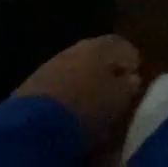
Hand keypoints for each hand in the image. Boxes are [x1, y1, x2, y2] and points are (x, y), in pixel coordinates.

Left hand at [13, 35, 142, 141]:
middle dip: (107, 70)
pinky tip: (70, 106)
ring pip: (77, 68)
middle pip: (98, 55)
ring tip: (91, 100)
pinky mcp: (33, 82)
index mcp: (101, 44)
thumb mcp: (118, 99)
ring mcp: (53, 62)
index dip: (131, 61)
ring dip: (86, 81)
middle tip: (114, 89)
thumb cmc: (87, 105)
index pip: (123, 45)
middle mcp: (77, 46)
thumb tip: (132, 78)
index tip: (134, 77)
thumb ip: (128, 86)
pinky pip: (59, 82)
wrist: (32, 124)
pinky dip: (68, 91)